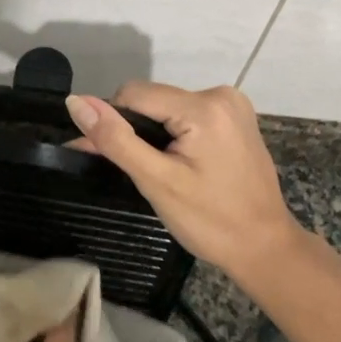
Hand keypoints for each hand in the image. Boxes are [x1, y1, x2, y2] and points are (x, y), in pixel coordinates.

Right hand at [65, 83, 299, 273]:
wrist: (264, 247)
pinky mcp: (236, 119)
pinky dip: (174, 136)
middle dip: (135, 130)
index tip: (113, 159)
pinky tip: (179, 165)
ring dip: (153, 134)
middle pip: (152, 100)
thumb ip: (115, 139)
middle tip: (137, 173)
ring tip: (161, 173)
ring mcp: (232, 105)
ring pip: (167, 108)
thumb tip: (76, 101)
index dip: (114, 123)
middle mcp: (221, 94)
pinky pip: (187, 116)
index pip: (133, 94)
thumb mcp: (156, 181)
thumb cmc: (210, 221)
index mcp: (204, 106)